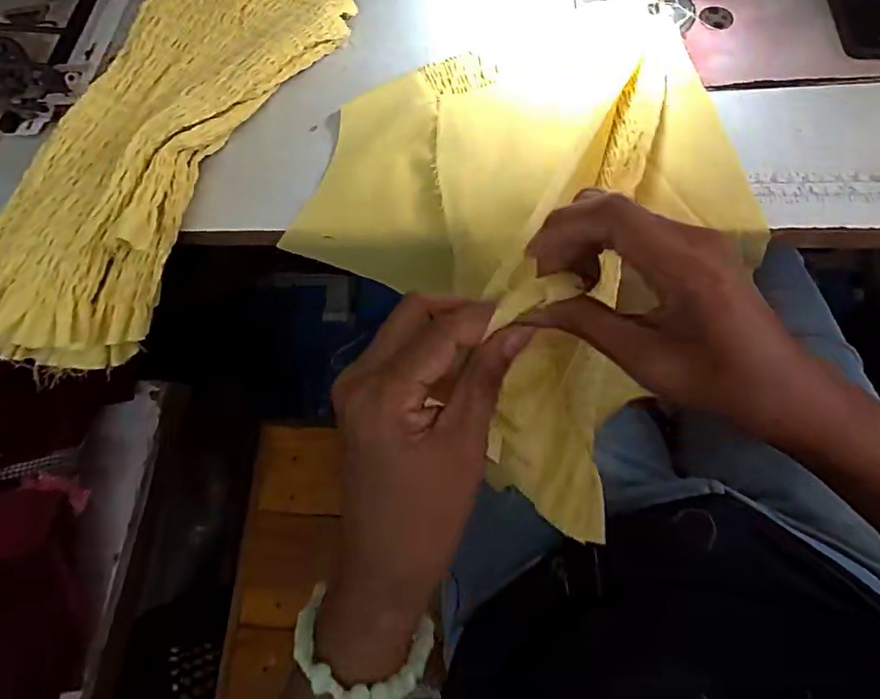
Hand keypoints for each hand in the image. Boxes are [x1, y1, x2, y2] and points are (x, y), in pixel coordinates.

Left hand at [319, 294, 532, 682]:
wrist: (381, 570)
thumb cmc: (429, 518)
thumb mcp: (465, 444)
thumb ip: (487, 377)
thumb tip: (520, 329)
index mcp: (382, 390)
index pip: (440, 330)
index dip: (486, 316)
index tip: (526, 311)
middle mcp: (358, 374)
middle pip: (413, 311)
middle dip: (461, 309)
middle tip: (506, 321)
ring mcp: (354, 382)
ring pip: (404, 326)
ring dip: (447, 325)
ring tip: (493, 338)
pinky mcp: (359, 393)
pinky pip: (399, 349)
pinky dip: (433, 347)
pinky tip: (465, 362)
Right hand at [527, 190, 838, 441]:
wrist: (784, 386)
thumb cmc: (719, 382)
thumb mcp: (646, 359)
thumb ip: (587, 323)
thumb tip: (533, 307)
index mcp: (684, 262)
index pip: (611, 216)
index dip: (563, 232)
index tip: (537, 268)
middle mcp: (691, 235)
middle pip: (611, 204)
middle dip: (567, 231)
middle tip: (546, 274)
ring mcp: (697, 234)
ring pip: (622, 210)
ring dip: (585, 234)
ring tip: (571, 278)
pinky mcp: (697, 242)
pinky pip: (639, 225)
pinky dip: (606, 239)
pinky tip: (600, 273)